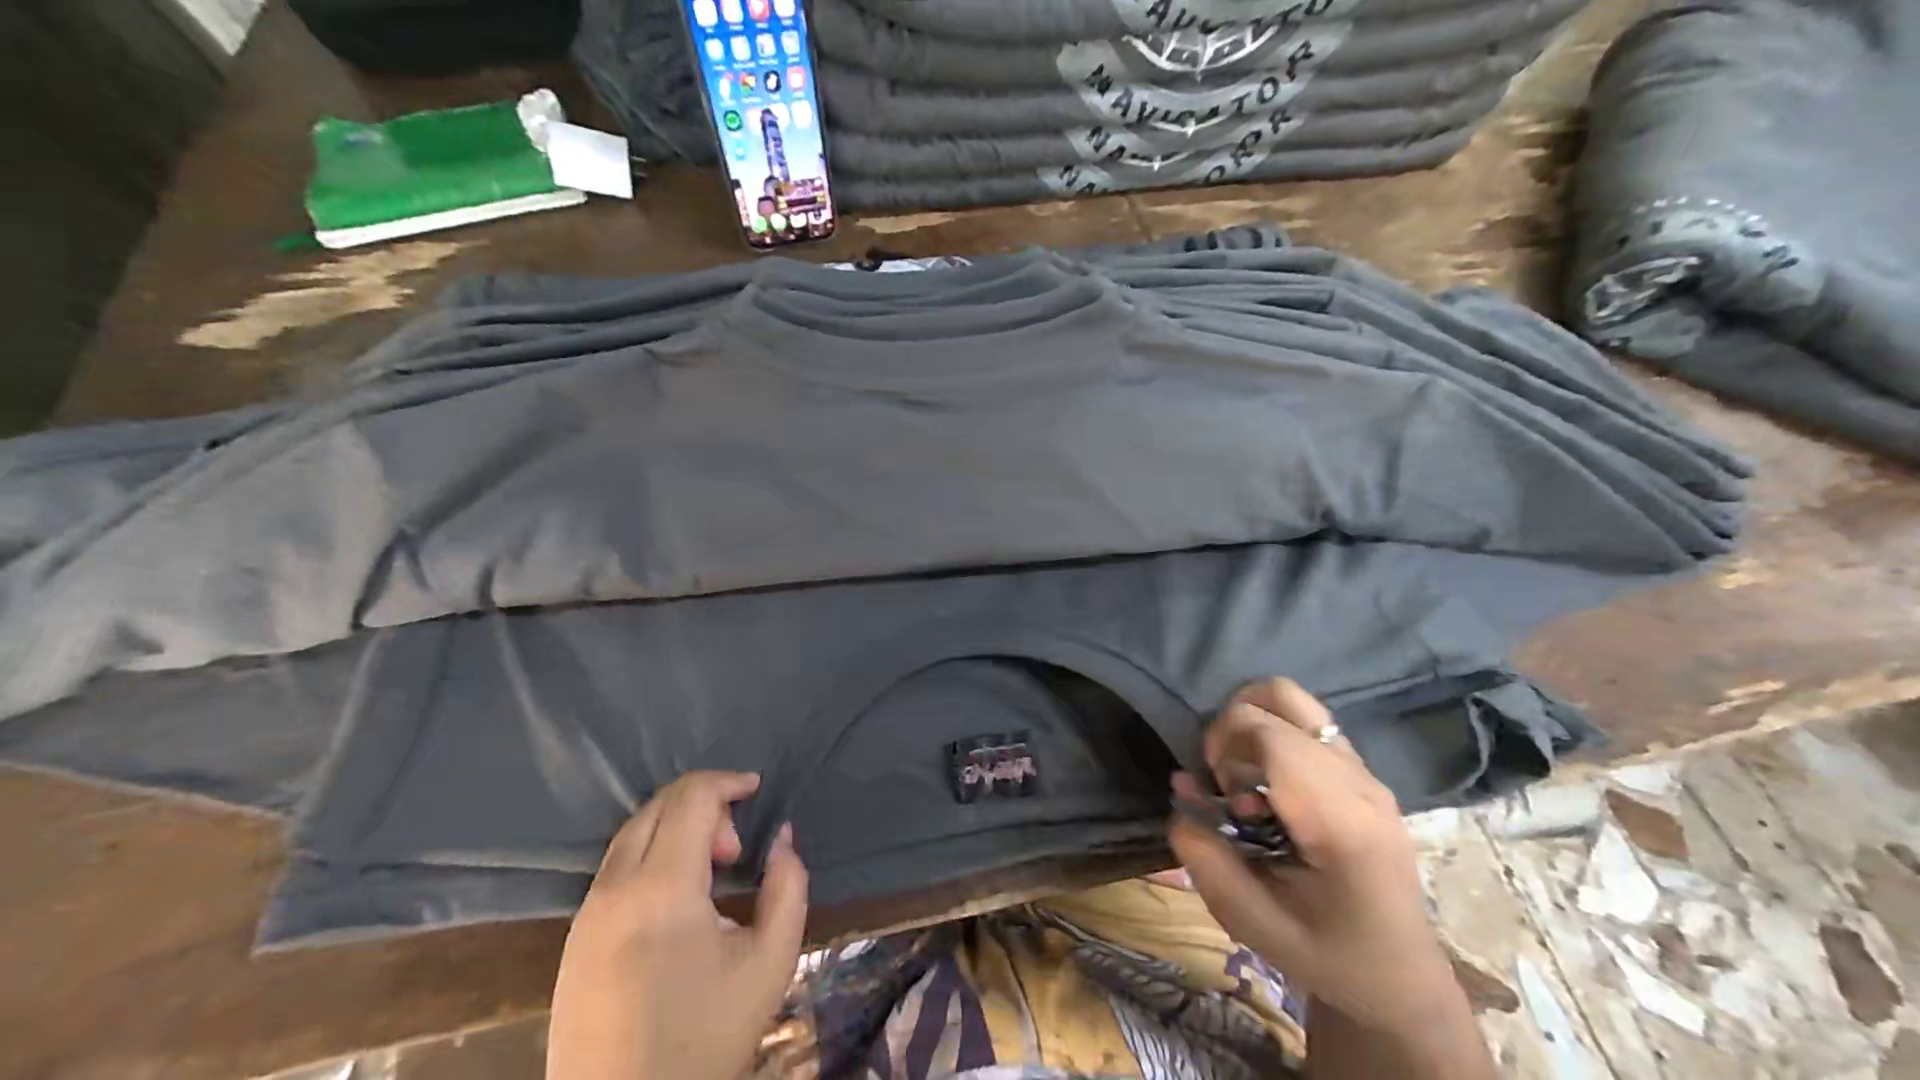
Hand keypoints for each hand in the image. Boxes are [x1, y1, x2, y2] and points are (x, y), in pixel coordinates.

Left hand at [547, 771, 808, 1079]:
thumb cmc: (705, 1040)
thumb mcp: (771, 962)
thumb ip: (788, 886)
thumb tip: (782, 837)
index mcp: (662, 888)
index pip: (690, 798)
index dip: (727, 781)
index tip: (756, 789)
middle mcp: (614, 888)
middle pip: (658, 806)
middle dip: (704, 803)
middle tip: (737, 848)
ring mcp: (586, 913)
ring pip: (632, 833)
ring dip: (676, 827)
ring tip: (712, 870)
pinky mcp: (573, 938)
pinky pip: (615, 866)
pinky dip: (652, 853)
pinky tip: (677, 897)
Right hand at [1168, 679, 1457, 1030]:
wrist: (1401, 980)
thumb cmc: (1326, 956)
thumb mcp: (1248, 919)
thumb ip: (1203, 854)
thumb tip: (1181, 791)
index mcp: (1339, 821)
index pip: (1269, 731)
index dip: (1223, 741)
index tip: (1213, 787)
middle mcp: (1360, 781)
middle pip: (1282, 696)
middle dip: (1234, 724)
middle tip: (1225, 777)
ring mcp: (1368, 774)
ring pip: (1297, 703)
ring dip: (1255, 727)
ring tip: (1247, 782)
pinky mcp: (1366, 776)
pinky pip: (1308, 726)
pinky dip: (1273, 738)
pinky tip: (1270, 791)